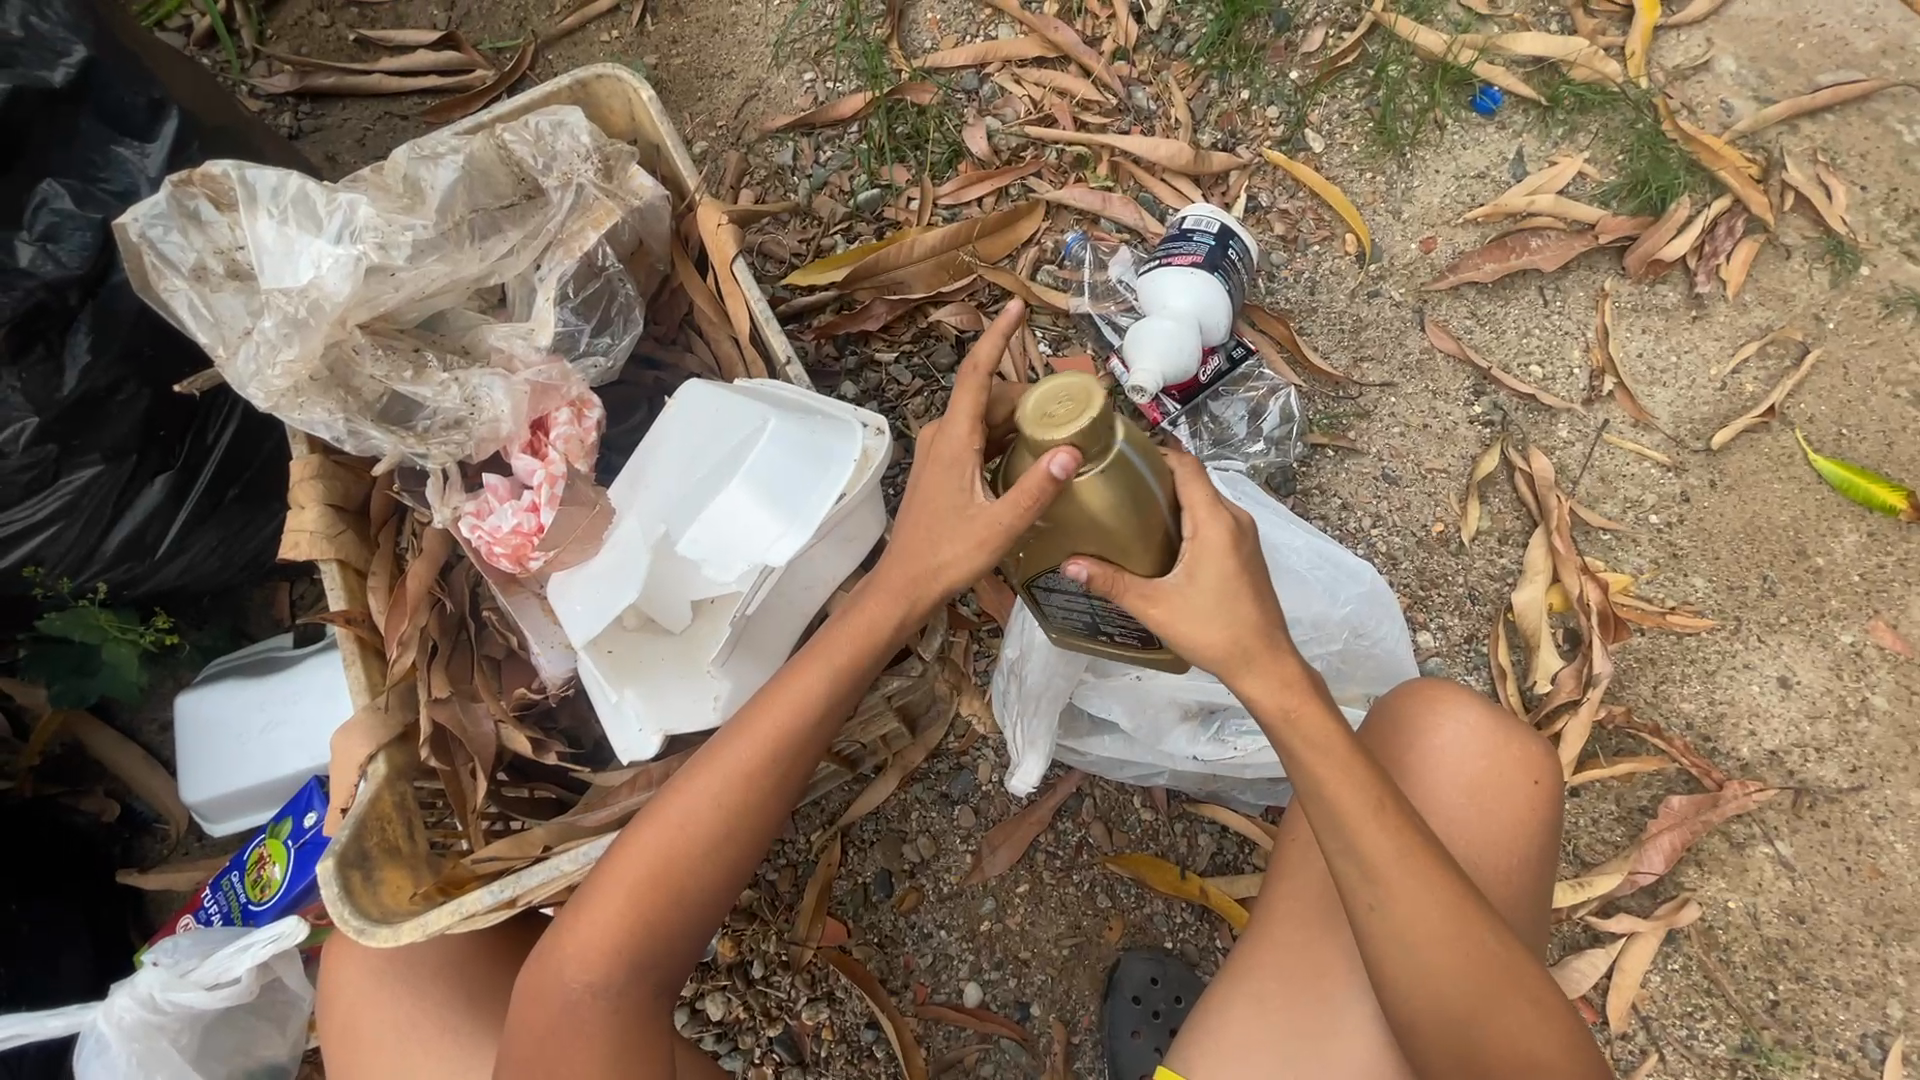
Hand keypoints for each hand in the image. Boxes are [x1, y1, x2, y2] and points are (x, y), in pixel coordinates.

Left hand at [872, 300, 1080, 618]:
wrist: (903, 584)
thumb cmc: (947, 556)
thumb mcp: (1000, 526)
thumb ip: (1037, 489)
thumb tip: (1073, 451)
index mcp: (953, 439)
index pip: (977, 373)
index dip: (998, 336)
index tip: (1018, 306)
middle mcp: (941, 436)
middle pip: (987, 396)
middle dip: (1026, 392)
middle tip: (1071, 401)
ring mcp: (937, 452)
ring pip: (981, 418)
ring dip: (1015, 417)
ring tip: (1057, 423)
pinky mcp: (939, 470)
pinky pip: (974, 438)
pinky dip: (1001, 437)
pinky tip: (1028, 452)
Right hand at [1063, 450, 1298, 687]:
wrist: (1264, 663)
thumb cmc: (1212, 630)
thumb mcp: (1154, 606)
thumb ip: (1110, 582)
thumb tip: (1068, 564)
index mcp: (1215, 521)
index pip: (1187, 466)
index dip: (1156, 453)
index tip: (1121, 455)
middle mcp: (1234, 518)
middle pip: (1194, 480)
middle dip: (1156, 476)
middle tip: (1113, 483)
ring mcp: (1243, 534)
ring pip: (1203, 500)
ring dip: (1171, 498)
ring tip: (1128, 508)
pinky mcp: (1244, 551)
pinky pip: (1212, 518)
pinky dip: (1186, 517)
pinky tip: (1158, 536)